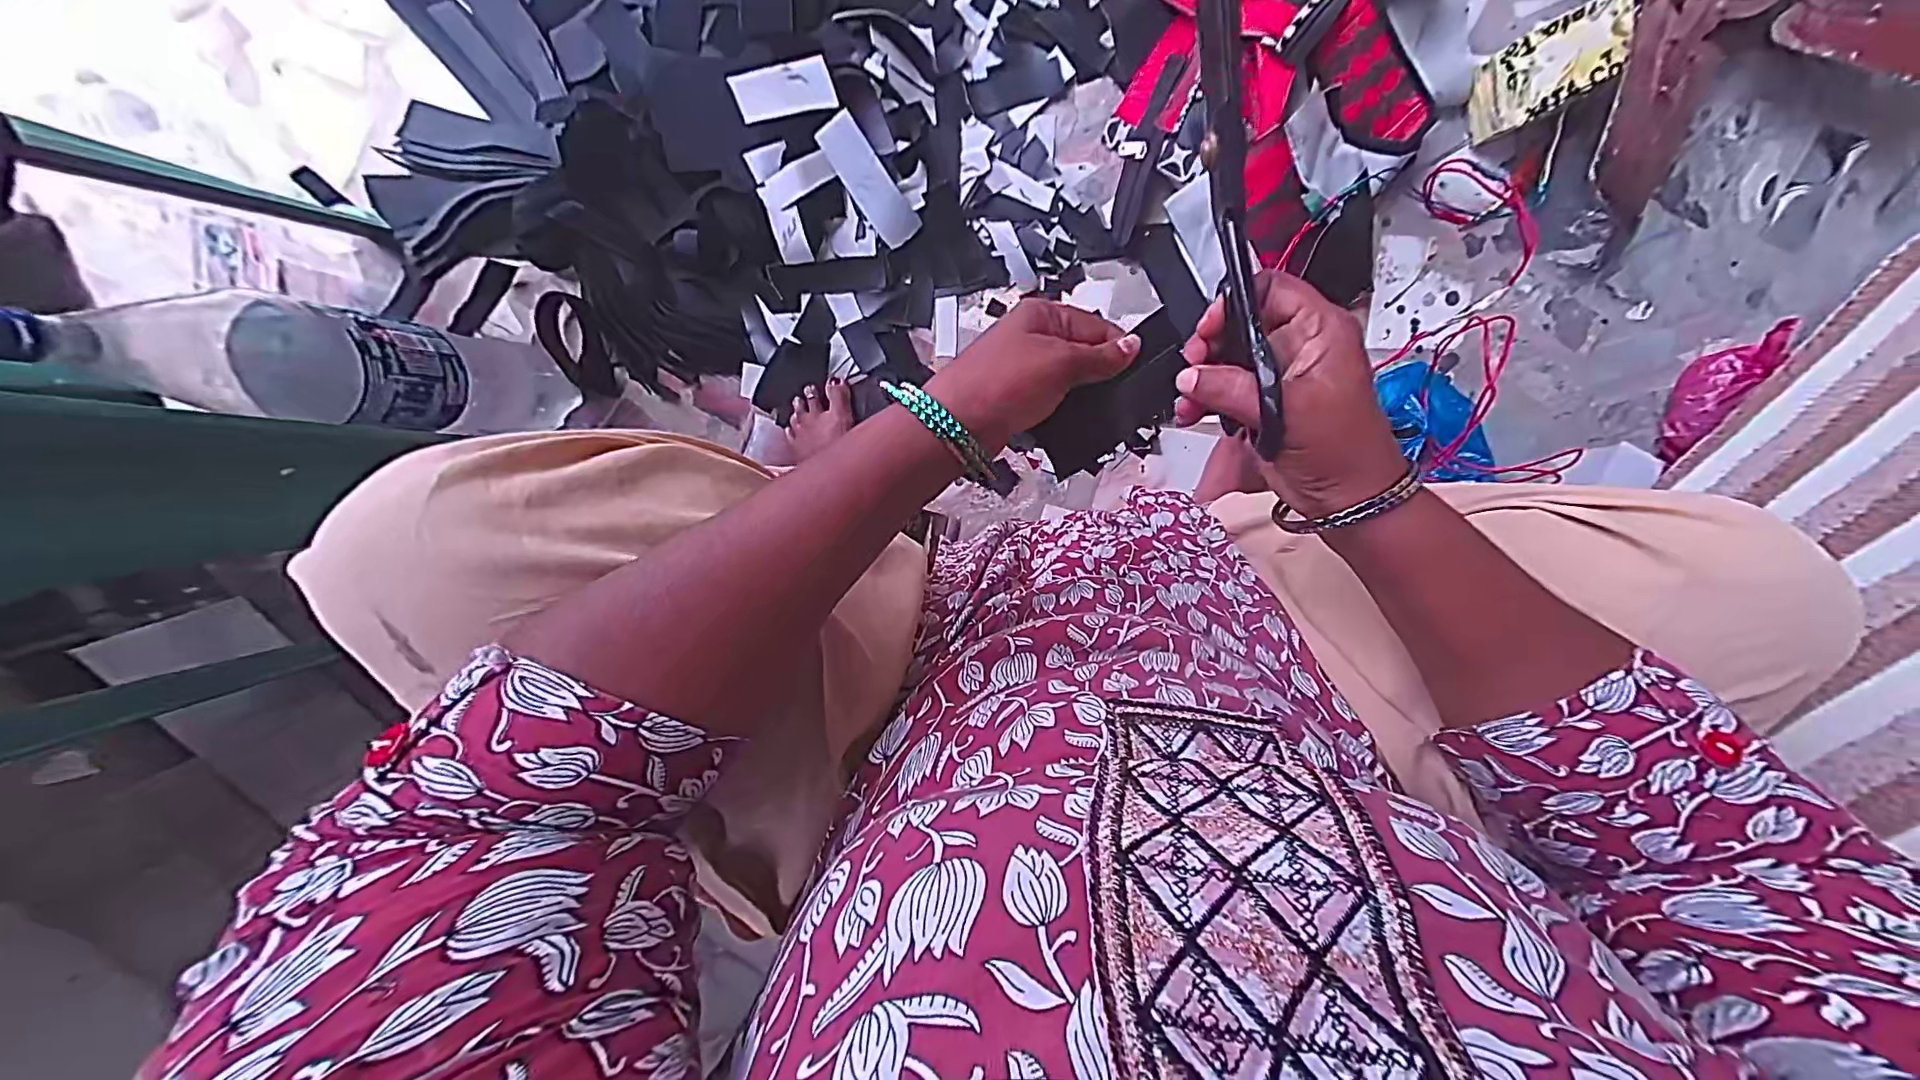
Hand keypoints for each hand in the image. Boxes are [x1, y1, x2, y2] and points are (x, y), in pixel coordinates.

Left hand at [925, 298, 1138, 450]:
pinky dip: (1058, 413)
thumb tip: (1129, 347)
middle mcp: (1028, 339)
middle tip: (1108, 391)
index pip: (1095, 324)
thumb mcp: (1061, 363)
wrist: (956, 425)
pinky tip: (1060, 420)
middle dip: (1097, 373)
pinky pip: (1048, 403)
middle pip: (1080, 353)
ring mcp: (1020, 371)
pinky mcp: (1014, 400)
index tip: (1133, 365)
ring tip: (1081, 408)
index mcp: (1040, 314)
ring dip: (1077, 397)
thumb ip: (1100, 357)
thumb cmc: (993, 384)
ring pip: (1065, 382)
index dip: (1117, 346)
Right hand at [1176, 272, 1407, 517]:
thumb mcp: (1286, 409)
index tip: (1208, 330)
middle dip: (1210, 347)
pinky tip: (1195, 410)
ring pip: (1225, 360)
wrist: (1344, 497)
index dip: (1233, 304)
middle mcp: (1296, 349)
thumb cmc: (1344, 452)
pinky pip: (1222, 389)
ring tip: (1191, 397)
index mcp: (1319, 333)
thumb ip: (1233, 387)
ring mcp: (1276, 377)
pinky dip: (1204, 399)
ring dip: (1201, 378)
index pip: (1269, 291)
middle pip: (1240, 326)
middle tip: (1194, 366)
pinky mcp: (1260, 403)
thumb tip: (1192, 376)